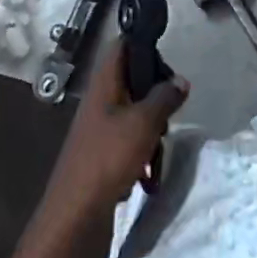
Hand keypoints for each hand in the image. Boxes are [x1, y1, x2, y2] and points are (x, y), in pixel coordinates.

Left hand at [45, 44, 188, 211]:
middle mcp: (99, 98)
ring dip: (152, 131)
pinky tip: (149, 177)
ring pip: (134, 113)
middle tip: (170, 113)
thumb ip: (165, 97)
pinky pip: (128, 142)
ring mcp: (98, 126)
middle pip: (133, 81)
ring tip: (159, 151)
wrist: (75, 213)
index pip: (123, 45)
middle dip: (156, 97)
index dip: (144, 45)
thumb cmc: (109, 155)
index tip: (167, 62)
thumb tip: (180, 80)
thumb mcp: (145, 122)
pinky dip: (141, 155)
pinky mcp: (101, 153)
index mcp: (104, 81)